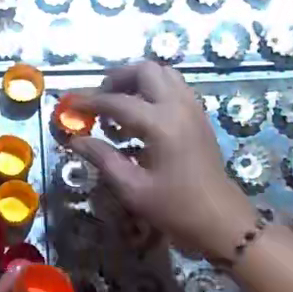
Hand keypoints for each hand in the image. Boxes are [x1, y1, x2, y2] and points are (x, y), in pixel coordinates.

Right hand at [65, 61, 258, 255]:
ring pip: (162, 73)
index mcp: (161, 125)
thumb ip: (102, 157)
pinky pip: (174, 86)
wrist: (221, 220)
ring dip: (136, 81)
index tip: (70, 105)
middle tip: (99, 100)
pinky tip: (140, 114)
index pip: (117, 101)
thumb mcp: (132, 188)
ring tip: (119, 104)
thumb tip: (75, 140)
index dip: (90, 101)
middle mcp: (179, 107)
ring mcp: (193, 108)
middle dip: (117, 79)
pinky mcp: (199, 116)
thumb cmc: (175, 208)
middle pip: (145, 71)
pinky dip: (153, 90)